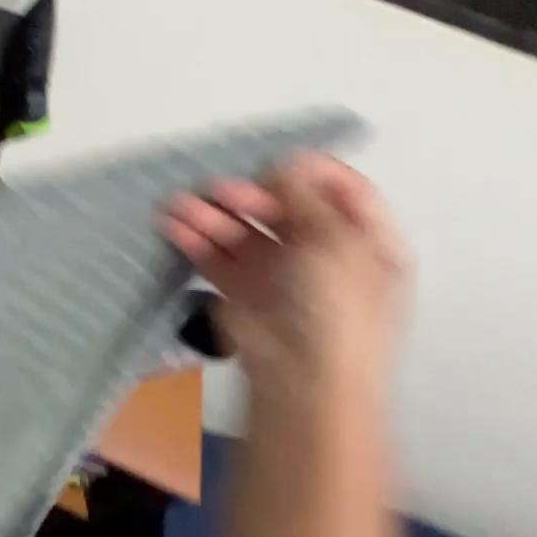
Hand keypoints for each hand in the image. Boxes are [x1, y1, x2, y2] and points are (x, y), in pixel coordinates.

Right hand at [161, 153, 409, 411]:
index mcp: (362, 240)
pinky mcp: (240, 287)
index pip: (341, 191)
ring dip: (210, 214)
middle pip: (281, 206)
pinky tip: (173, 225)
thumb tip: (287, 162)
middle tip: (219, 191)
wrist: (304, 376)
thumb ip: (305, 198)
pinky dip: (192, 238)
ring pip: (240, 228)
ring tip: (178, 205)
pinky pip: (214, 254)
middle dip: (247, 194)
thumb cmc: (334, 308)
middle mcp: (321, 251)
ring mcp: (278, 270)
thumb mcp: (333, 243)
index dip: (309, 171)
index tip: (271, 160)